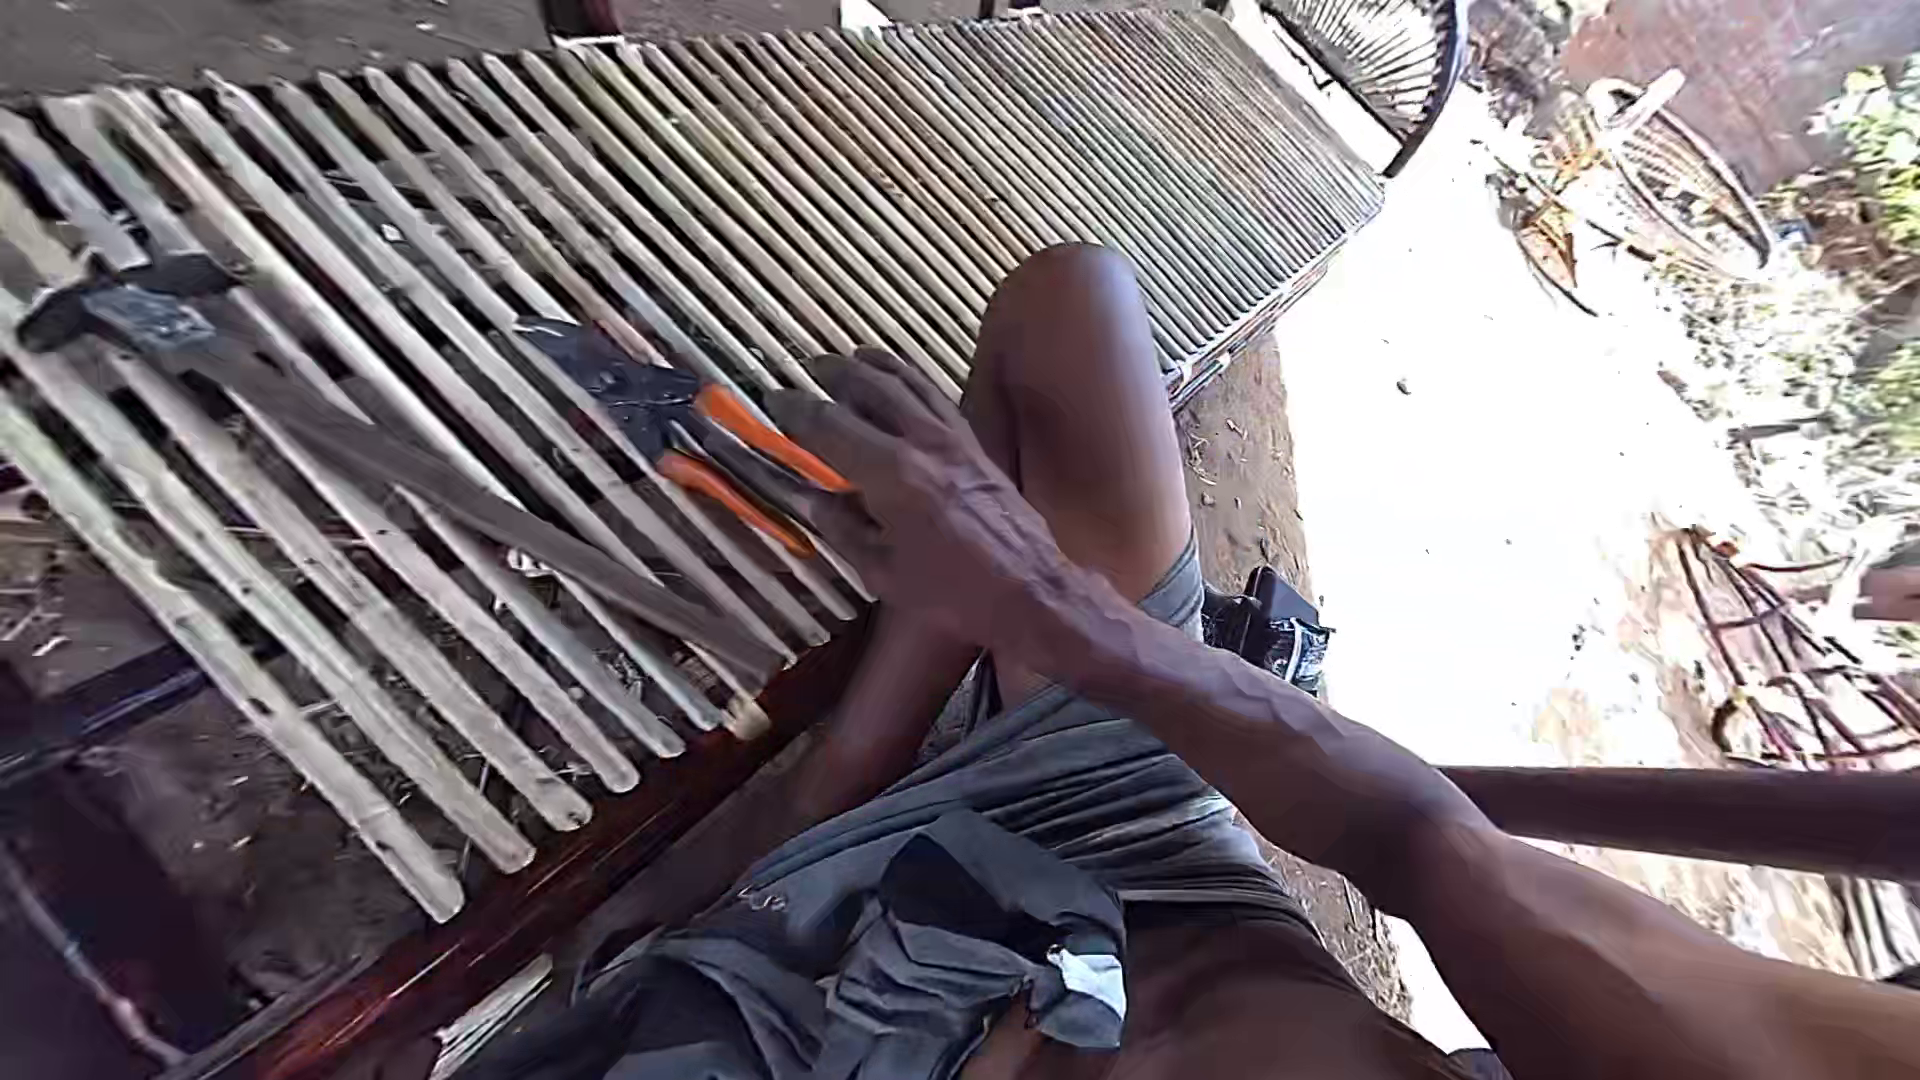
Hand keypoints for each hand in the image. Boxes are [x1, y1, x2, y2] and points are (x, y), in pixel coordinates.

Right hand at [768, 349, 1094, 655]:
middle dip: (831, 373)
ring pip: (908, 380)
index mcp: (892, 474)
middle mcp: (923, 441)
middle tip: (806, 370)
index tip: (772, 401)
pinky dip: (911, 379)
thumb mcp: (883, 572)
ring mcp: (955, 437)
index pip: (829, 426)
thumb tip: (808, 499)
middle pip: (869, 386)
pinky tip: (901, 381)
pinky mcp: (976, 443)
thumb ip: (841, 528)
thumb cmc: (954, 592)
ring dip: (873, 364)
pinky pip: (936, 396)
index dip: (795, 410)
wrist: (1030, 588)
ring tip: (848, 359)